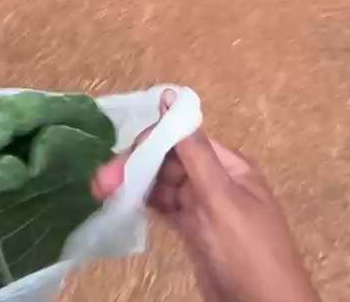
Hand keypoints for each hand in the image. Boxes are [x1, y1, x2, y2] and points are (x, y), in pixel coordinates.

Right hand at [93, 91, 318, 301]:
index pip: (180, 139)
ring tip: (102, 194)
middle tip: (101, 184)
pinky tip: (122, 205)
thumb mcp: (220, 198)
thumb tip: (171, 95)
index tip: (122, 162)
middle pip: (167, 161)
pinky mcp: (196, 232)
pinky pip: (165, 206)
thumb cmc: (249, 254)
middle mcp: (216, 181)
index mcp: (228, 166)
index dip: (148, 145)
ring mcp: (205, 208)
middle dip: (135, 167)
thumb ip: (192, 149)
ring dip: (134, 185)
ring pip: (162, 184)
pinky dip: (145, 203)